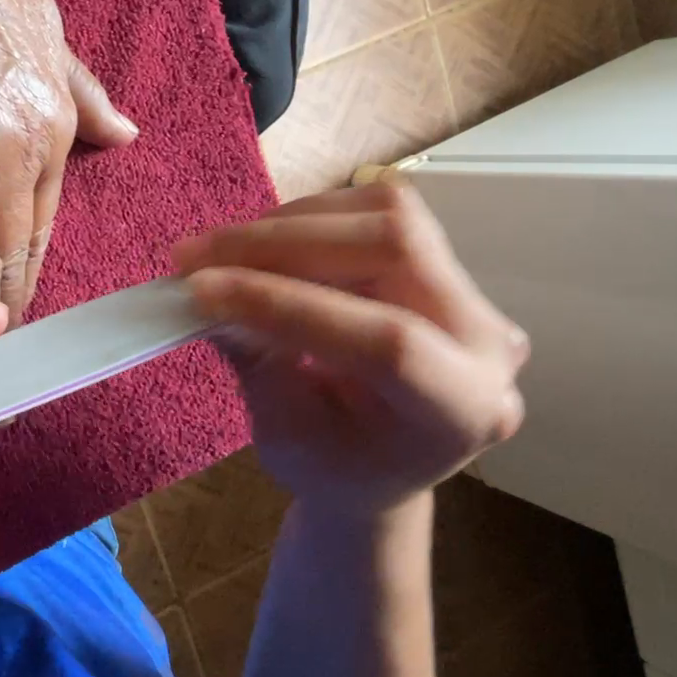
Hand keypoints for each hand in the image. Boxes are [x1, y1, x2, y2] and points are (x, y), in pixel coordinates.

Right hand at [174, 185, 528, 515]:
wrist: (373, 461)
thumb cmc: (331, 465)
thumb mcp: (284, 433)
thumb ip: (255, 361)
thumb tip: (204, 295)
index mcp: (463, 408)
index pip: (386, 340)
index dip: (284, 305)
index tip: (196, 292)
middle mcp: (485, 339)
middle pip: (391, 249)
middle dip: (278, 245)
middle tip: (192, 256)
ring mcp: (467, 292)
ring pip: (382, 215)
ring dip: (285, 225)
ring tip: (216, 251)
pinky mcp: (437, 260)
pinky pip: (372, 211)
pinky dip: (300, 220)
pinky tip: (258, 248)